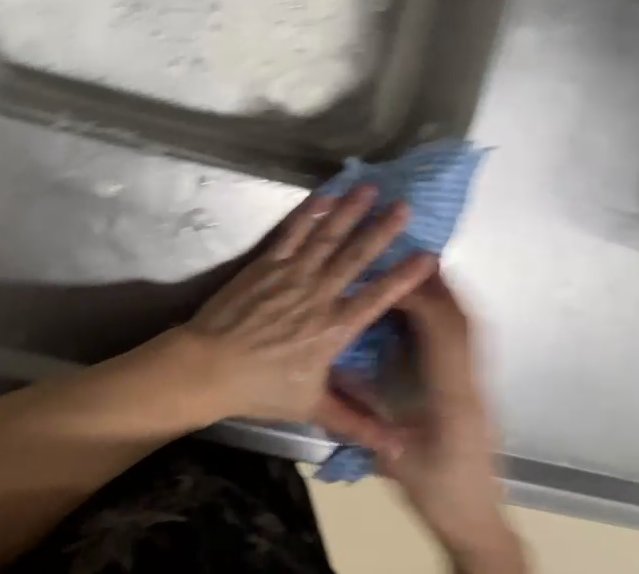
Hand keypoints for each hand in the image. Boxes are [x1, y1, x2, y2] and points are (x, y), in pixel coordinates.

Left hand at [177, 186, 436, 449]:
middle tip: (405, 206)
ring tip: (369, 188)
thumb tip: (400, 450)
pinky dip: (309, 212)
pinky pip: (292, 232)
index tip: (429, 255)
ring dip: (349, 211)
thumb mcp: (313, 406)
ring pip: (326, 237)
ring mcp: (291, 274)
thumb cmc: (262, 388)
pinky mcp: (267, 263)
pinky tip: (324, 195)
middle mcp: (318, 294)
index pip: (377, 297)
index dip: (404, 276)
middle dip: (382, 230)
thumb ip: (357, 423)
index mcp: (334, 328)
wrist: (210, 365)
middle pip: (355, 256)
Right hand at [379, 274, 516, 560]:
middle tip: (403, 253)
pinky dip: (447, 311)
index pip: (442, 334)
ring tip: (415, 267)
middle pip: (461, 319)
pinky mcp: (474, 386)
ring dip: (443, 292)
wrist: (479, 524)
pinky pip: (465, 336)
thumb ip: (365, 414)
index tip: (389, 274)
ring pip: (467, 324)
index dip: (418, 298)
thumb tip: (331, 373)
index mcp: (453, 396)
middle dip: (434, 283)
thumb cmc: (437, 493)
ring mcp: (477, 381)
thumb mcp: (394, 459)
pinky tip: (427, 303)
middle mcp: (471, 379)